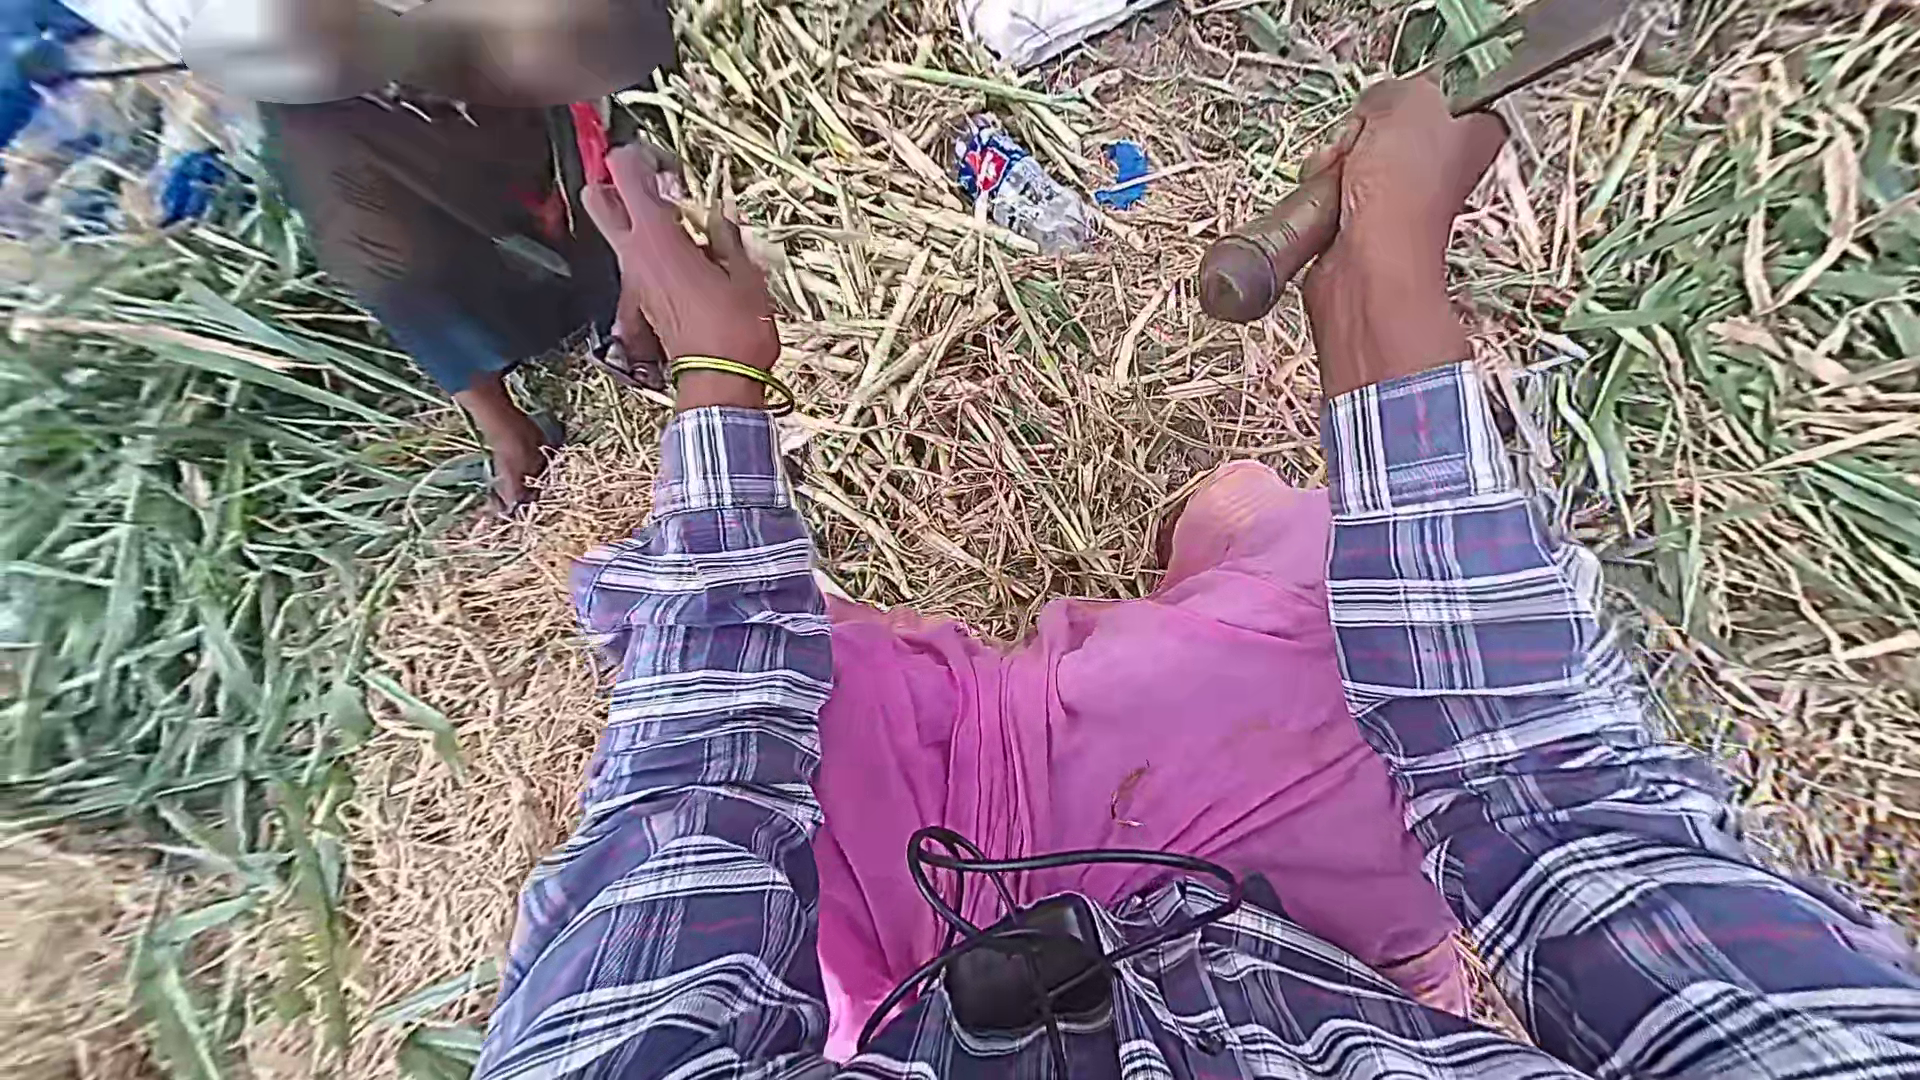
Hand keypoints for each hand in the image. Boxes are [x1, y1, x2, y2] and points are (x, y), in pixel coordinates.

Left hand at [582, 142, 779, 411]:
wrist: (721, 384)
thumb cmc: (737, 331)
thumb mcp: (747, 279)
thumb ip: (730, 239)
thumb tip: (724, 215)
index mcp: (658, 238)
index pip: (624, 171)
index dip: (643, 156)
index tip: (671, 167)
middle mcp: (634, 256)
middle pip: (598, 197)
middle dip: (621, 186)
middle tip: (660, 194)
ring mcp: (634, 284)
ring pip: (618, 235)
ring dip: (643, 226)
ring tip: (689, 239)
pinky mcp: (641, 306)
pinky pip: (638, 267)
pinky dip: (655, 258)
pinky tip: (692, 272)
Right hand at [1300, 78, 1505, 397]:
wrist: (1366, 264)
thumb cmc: (1402, 194)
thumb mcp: (1404, 103)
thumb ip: (1393, 90)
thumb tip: (1373, 105)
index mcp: (1473, 134)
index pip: (1429, 102)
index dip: (1394, 105)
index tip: (1379, 114)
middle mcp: (1437, 174)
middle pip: (1381, 136)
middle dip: (1353, 141)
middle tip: (1349, 151)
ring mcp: (1395, 209)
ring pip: (1350, 170)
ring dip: (1330, 172)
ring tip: (1331, 181)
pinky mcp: (1357, 236)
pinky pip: (1329, 205)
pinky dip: (1318, 203)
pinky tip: (1320, 207)